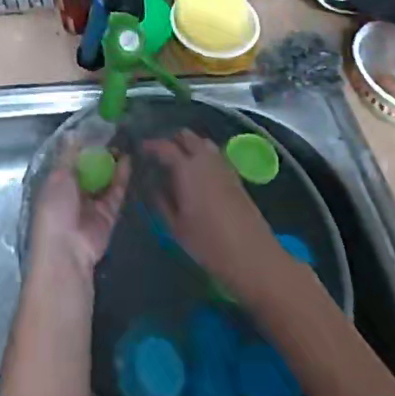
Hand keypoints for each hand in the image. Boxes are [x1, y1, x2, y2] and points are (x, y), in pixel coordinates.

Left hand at [28, 140, 130, 277]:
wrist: (67, 249)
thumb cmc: (55, 208)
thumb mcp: (58, 175)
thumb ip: (68, 155)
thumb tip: (72, 133)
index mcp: (55, 182)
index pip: (70, 160)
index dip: (81, 146)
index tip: (95, 129)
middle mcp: (73, 192)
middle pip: (88, 169)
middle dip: (99, 154)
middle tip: (113, 134)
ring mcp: (91, 204)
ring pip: (104, 180)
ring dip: (111, 164)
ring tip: (122, 143)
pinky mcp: (108, 214)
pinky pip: (115, 192)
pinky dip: (121, 177)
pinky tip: (127, 160)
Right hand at [141, 130, 286, 300]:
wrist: (255, 259)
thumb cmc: (209, 245)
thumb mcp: (176, 227)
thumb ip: (162, 202)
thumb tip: (154, 186)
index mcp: (187, 168)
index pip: (164, 146)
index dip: (150, 145)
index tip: (139, 149)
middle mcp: (206, 160)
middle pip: (187, 136)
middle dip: (171, 139)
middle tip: (159, 154)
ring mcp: (224, 167)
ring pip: (204, 143)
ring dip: (189, 145)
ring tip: (177, 162)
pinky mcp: (236, 178)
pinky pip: (216, 156)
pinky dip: (204, 156)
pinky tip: (198, 175)